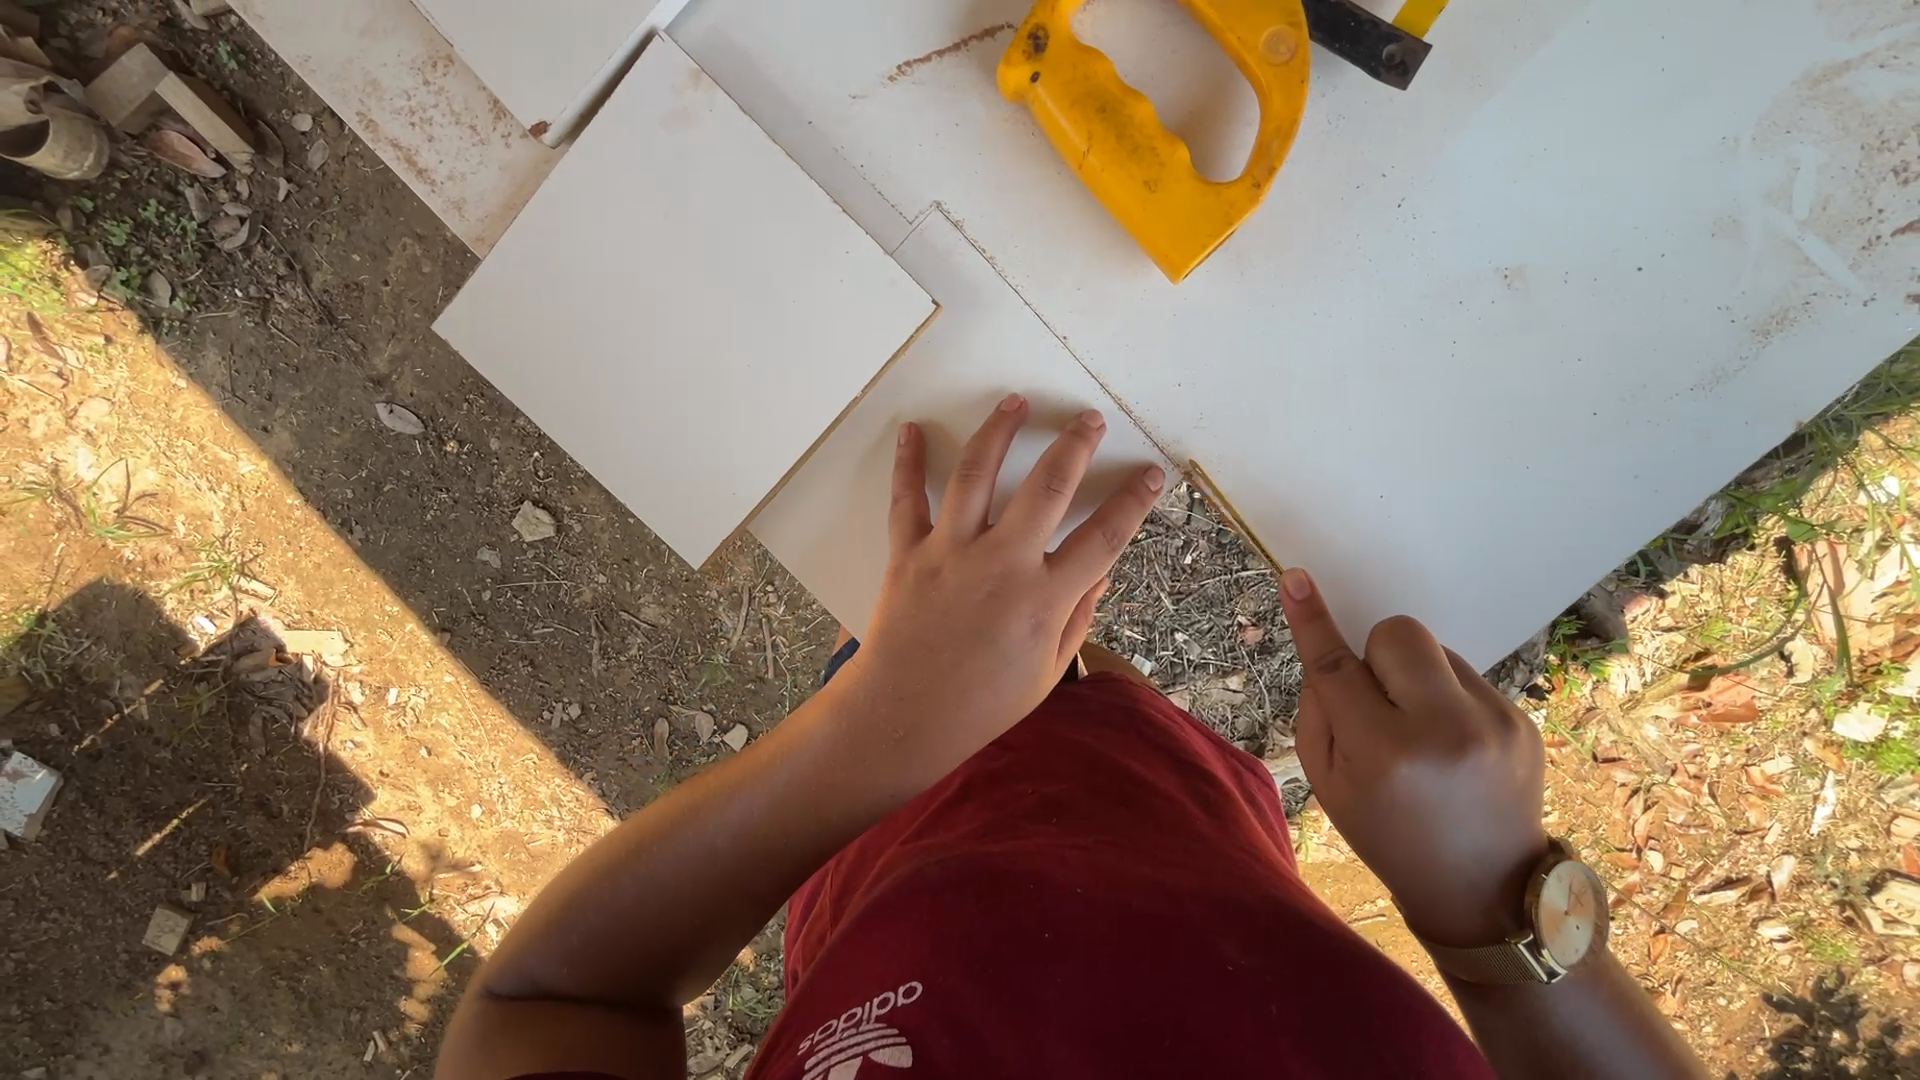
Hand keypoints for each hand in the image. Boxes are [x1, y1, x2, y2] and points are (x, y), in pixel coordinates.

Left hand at [835, 394, 1164, 784]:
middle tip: (1089, 419)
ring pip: (978, 474)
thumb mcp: (1047, 672)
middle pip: (1047, 488)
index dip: (1133, 503)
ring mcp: (951, 552)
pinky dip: (908, 462)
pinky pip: (908, 498)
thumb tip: (1103, 571)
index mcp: (1043, 599)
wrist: (905, 716)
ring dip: (1000, 431)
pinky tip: (913, 428)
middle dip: (1075, 446)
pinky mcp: (908, 552)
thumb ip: (1078, 617)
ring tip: (1017, 400)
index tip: (1152, 474)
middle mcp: (1001, 563)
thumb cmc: (983, 704)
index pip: (1103, 539)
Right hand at [1277, 568, 1549, 948]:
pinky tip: (1450, 741)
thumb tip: (1333, 656)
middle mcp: (1444, 729)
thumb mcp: (1327, 783)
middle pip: (1398, 635)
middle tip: (1378, 703)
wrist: (1484, 887)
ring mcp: (1494, 722)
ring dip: (1413, 677)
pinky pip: (1463, 673)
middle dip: (1377, 656)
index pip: (1336, 668)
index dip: (1312, 621)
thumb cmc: (1386, 833)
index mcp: (1384, 753)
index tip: (1297, 579)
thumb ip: (1319, 713)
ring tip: (1420, 733)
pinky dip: (1444, 694)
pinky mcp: (1522, 720)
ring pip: (1432, 650)